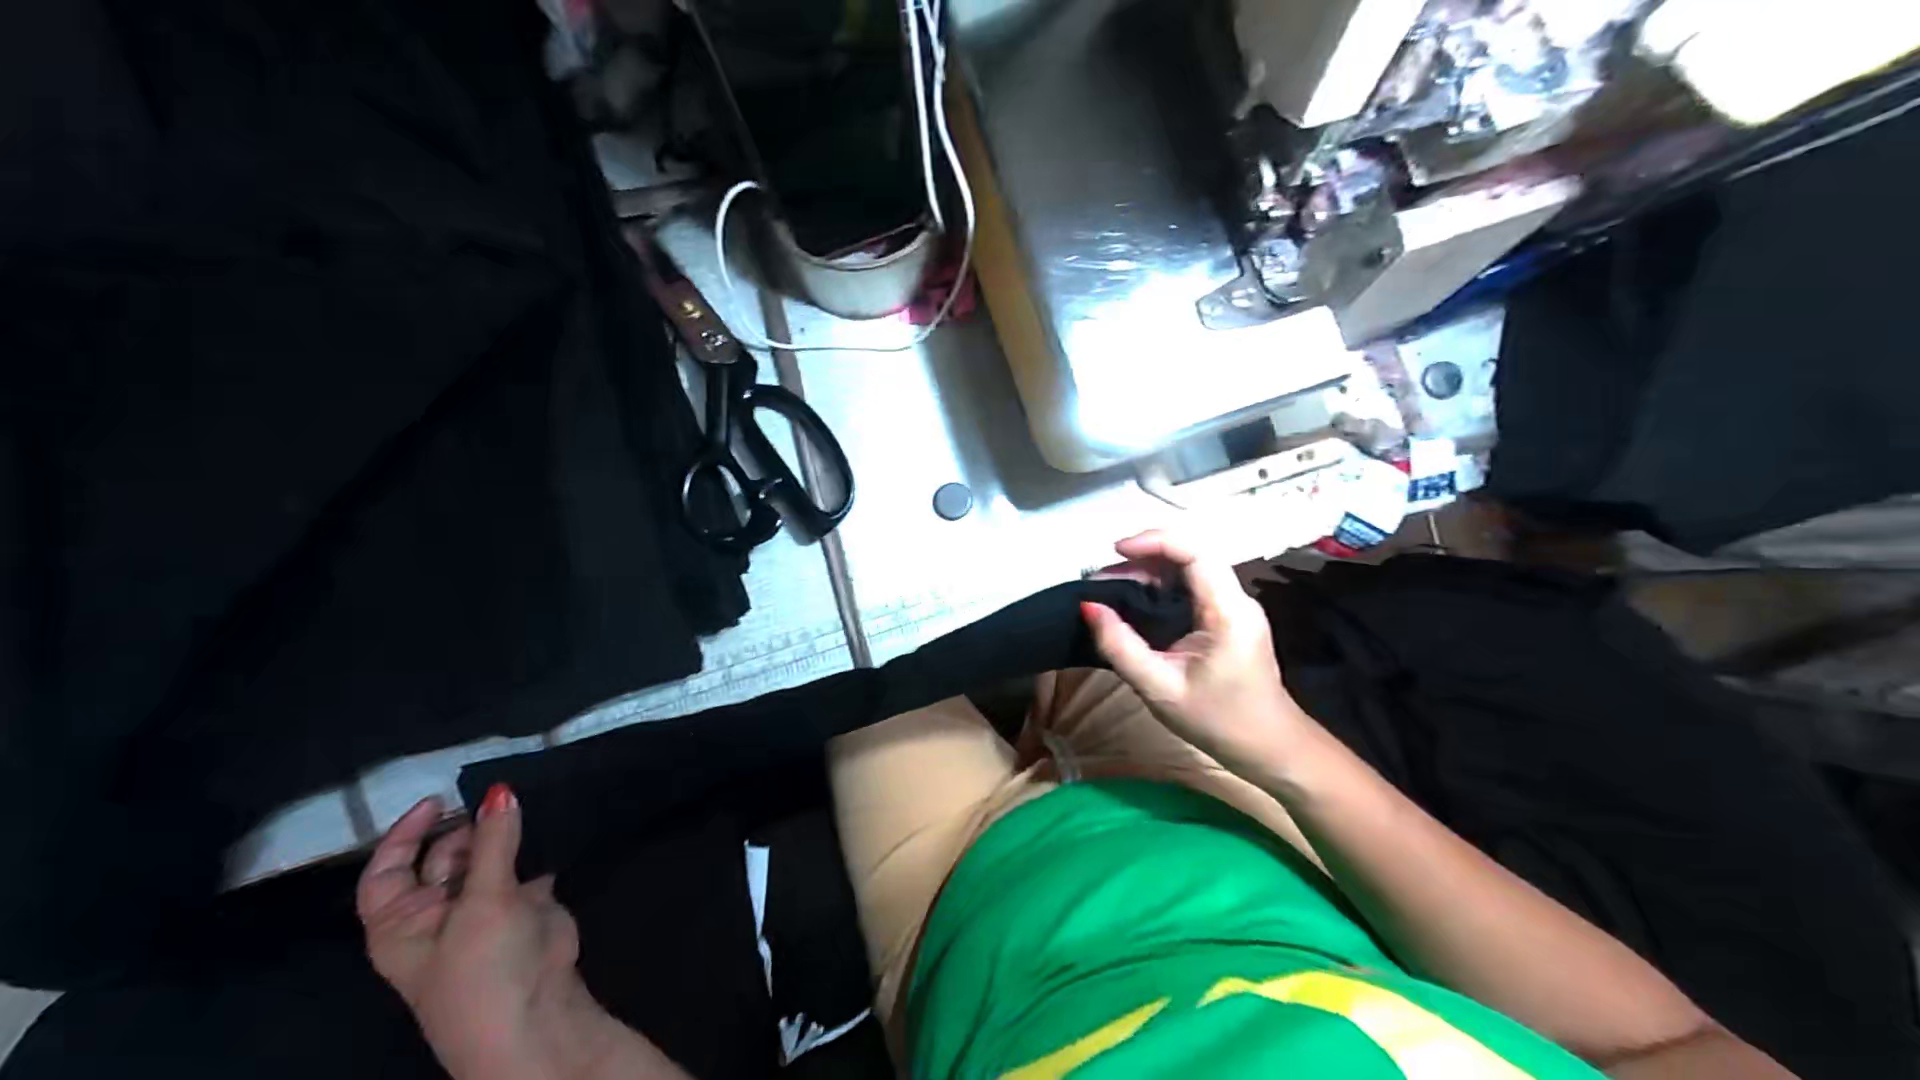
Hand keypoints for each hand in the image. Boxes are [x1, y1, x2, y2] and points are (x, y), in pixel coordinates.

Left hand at [357, 785, 619, 1079]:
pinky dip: (535, 846)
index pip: (388, 869)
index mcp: (401, 923)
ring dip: (504, 834)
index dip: (407, 834)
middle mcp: (437, 913)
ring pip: (488, 859)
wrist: (535, 1014)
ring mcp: (483, 910)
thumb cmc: (481, 967)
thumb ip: (494, 842)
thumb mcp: (482, 901)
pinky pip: (524, 866)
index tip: (441, 799)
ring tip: (526, 802)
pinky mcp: (525, 907)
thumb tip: (500, 790)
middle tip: (499, 798)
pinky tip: (550, 825)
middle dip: (467, 828)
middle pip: (442, 858)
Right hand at [1081, 530, 1316, 776]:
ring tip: (1109, 588)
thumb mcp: (1159, 688)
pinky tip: (1134, 601)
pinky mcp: (1229, 617)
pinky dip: (1160, 586)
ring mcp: (1236, 607)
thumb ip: (1120, 645)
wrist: (1269, 748)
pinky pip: (1193, 586)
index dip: (1154, 541)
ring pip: (1190, 569)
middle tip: (1101, 579)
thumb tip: (1088, 606)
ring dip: (1149, 570)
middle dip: (1143, 557)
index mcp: (1227, 612)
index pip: (1194, 552)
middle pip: (1190, 555)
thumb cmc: (1217, 721)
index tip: (1116, 551)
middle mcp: (1237, 599)